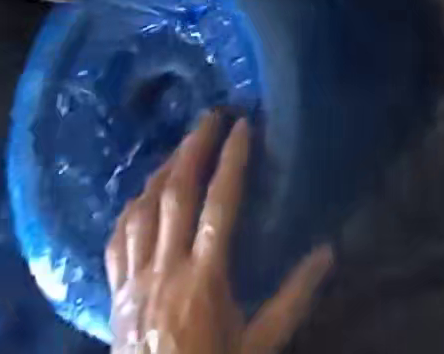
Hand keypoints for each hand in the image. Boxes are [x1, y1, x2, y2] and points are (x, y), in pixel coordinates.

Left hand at [105, 112, 333, 353]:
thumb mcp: (259, 346)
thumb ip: (293, 298)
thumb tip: (329, 251)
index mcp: (203, 280)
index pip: (219, 205)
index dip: (232, 161)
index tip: (243, 125)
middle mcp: (165, 270)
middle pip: (176, 193)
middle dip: (194, 147)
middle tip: (211, 114)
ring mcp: (133, 280)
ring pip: (144, 207)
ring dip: (164, 167)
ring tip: (183, 141)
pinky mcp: (114, 293)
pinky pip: (118, 237)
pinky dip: (132, 205)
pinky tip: (144, 190)